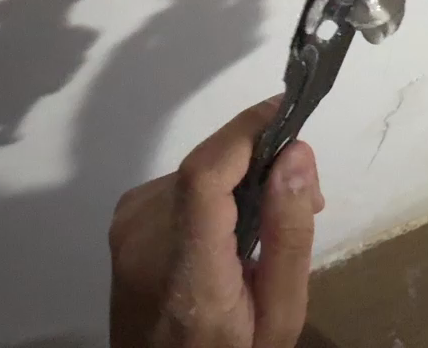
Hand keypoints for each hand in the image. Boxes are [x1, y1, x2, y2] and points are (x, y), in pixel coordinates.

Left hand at [109, 97, 325, 347]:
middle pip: (207, 166)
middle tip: (304, 195)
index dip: (245, 130)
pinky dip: (213, 188)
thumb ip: (289, 236)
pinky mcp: (124, 218)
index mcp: (186, 273)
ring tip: (268, 221)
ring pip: (198, 168)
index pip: (204, 175)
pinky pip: (181, 180)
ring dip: (239, 176)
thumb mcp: (280, 316)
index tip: (287, 110)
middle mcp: (143, 239)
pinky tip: (231, 224)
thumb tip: (297, 153)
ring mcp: (126, 226)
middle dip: (260, 159)